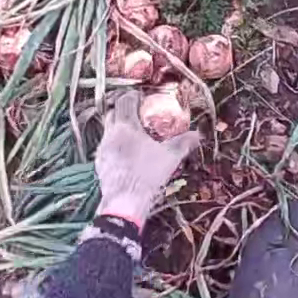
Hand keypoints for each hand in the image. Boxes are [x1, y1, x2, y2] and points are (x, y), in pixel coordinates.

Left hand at [95, 92, 199, 225]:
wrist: (125, 201)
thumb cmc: (147, 175)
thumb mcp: (170, 157)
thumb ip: (183, 143)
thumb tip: (198, 134)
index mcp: (125, 126)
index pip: (124, 101)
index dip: (133, 96)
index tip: (143, 99)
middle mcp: (110, 134)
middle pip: (113, 113)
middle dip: (124, 110)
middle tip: (139, 115)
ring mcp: (102, 149)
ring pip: (108, 131)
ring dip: (119, 128)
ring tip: (135, 135)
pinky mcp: (100, 164)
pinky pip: (107, 147)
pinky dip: (116, 145)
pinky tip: (127, 155)